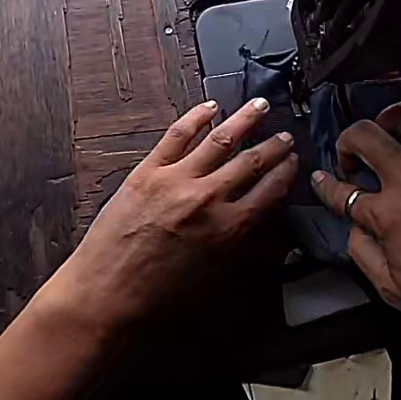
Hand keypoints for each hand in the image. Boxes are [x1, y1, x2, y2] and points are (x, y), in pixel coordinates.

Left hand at [38, 97, 296, 336]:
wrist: (107, 292)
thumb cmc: (160, 294)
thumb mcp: (214, 276)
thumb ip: (243, 248)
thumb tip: (267, 232)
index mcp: (228, 228)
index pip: (269, 191)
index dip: (285, 172)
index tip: (293, 161)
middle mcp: (208, 198)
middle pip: (251, 162)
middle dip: (273, 146)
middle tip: (284, 135)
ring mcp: (177, 180)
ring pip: (220, 139)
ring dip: (244, 120)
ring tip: (259, 105)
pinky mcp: (148, 171)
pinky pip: (177, 135)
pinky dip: (195, 117)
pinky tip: (210, 107)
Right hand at [310, 99, 400, 378]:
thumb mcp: (395, 291)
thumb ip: (364, 253)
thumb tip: (354, 226)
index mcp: (387, 213)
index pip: (341, 191)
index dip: (325, 186)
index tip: (321, 181)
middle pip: (363, 135)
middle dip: (347, 142)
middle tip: (354, 158)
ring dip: (390, 120)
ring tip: (392, 134)